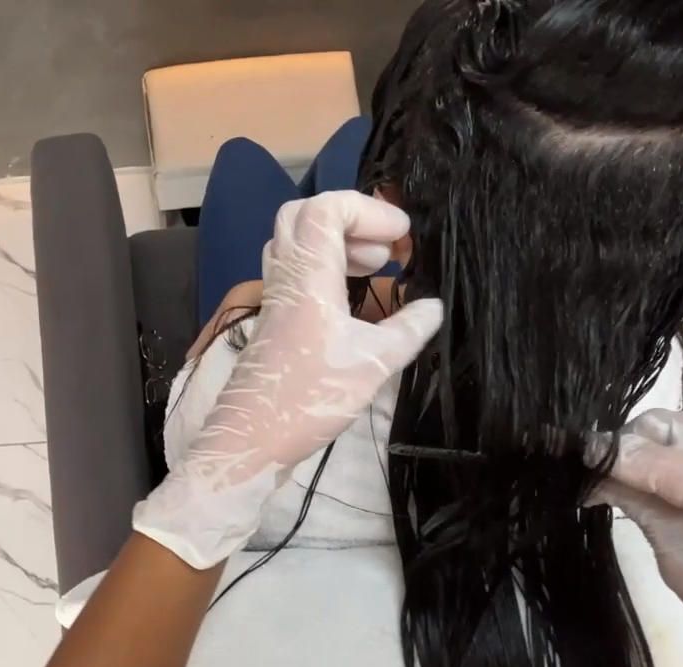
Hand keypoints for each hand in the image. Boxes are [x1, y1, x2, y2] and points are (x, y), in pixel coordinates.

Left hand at [133, 192, 443, 568]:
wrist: (249, 443)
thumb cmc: (309, 399)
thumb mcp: (373, 364)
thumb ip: (408, 330)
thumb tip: (433, 307)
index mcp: (308, 277)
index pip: (327, 208)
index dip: (368, 209)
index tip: (402, 237)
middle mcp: (285, 281)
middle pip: (304, 218)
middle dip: (350, 220)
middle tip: (385, 249)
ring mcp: (273, 305)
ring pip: (296, 248)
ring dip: (336, 246)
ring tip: (374, 269)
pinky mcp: (271, 328)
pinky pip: (294, 278)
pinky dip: (324, 274)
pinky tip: (349, 305)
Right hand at [599, 410, 682, 666]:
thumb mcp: (675, 558)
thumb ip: (639, 506)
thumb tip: (595, 479)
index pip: (643, 453)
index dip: (599, 455)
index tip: (566, 458)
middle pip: (668, 424)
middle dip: (628, 443)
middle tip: (603, 476)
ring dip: (660, 448)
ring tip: (640, 483)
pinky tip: (682, 490)